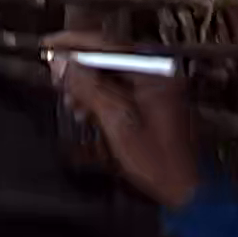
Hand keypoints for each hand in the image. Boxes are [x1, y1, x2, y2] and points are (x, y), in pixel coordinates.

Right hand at [45, 30, 201, 208]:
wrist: (190, 195)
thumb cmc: (157, 159)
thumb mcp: (116, 119)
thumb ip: (86, 85)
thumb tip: (58, 61)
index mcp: (153, 71)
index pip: (105, 44)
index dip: (71, 42)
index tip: (47, 44)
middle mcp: (156, 72)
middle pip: (105, 56)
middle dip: (77, 67)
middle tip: (55, 77)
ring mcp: (155, 86)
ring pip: (108, 72)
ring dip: (84, 83)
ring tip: (70, 100)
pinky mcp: (151, 101)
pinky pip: (117, 86)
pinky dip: (97, 94)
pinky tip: (85, 110)